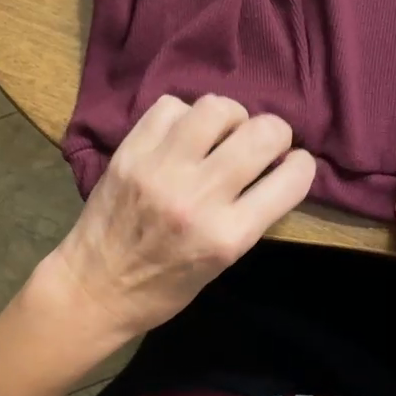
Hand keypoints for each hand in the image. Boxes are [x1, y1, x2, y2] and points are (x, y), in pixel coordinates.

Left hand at [46, 94, 315, 342]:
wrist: (93, 288)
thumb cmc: (164, 287)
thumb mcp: (223, 262)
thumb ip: (251, 214)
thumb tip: (275, 167)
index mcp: (228, 235)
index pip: (293, 177)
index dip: (301, 165)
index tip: (292, 165)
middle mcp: (198, 196)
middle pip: (262, 132)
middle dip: (274, 133)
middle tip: (262, 144)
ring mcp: (161, 169)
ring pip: (217, 107)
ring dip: (230, 116)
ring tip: (221, 133)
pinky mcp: (130, 152)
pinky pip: (170, 106)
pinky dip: (184, 115)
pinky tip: (182, 135)